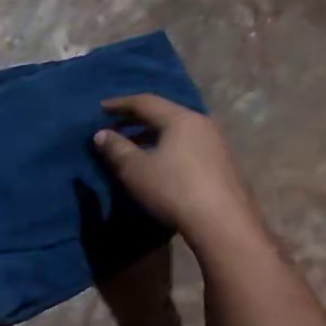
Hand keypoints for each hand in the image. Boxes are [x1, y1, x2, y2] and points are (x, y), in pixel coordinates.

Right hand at [92, 94, 260, 241]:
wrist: (223, 223)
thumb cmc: (173, 189)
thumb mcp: (135, 169)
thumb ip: (116, 148)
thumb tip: (101, 134)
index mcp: (181, 119)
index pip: (146, 102)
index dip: (120, 104)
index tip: (101, 108)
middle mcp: (203, 124)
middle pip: (165, 114)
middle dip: (136, 119)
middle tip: (115, 125)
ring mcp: (217, 144)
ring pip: (178, 131)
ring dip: (153, 134)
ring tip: (134, 146)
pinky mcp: (223, 164)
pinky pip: (189, 145)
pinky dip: (169, 147)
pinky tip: (160, 163)